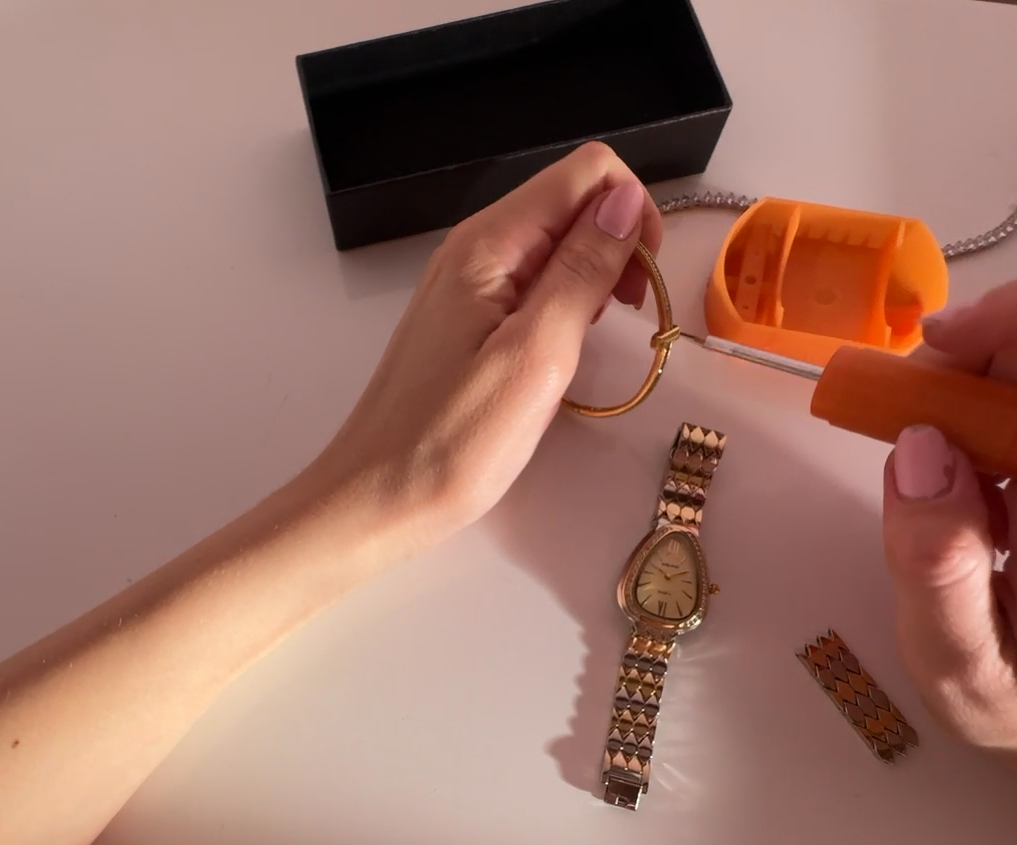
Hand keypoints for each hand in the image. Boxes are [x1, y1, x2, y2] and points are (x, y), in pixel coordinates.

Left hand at [309, 142, 660, 551]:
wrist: (377, 500)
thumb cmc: (454, 443)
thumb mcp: (536, 355)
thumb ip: (581, 271)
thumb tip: (625, 200)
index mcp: (488, 245)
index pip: (586, 172)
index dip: (632, 214)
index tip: (639, 287)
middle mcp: (472, 251)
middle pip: (569, 205)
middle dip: (614, 247)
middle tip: (621, 319)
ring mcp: (463, 290)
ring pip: (551, 249)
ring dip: (590, 280)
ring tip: (588, 341)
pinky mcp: (461, 326)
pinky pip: (526, 289)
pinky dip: (558, 308)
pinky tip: (556, 353)